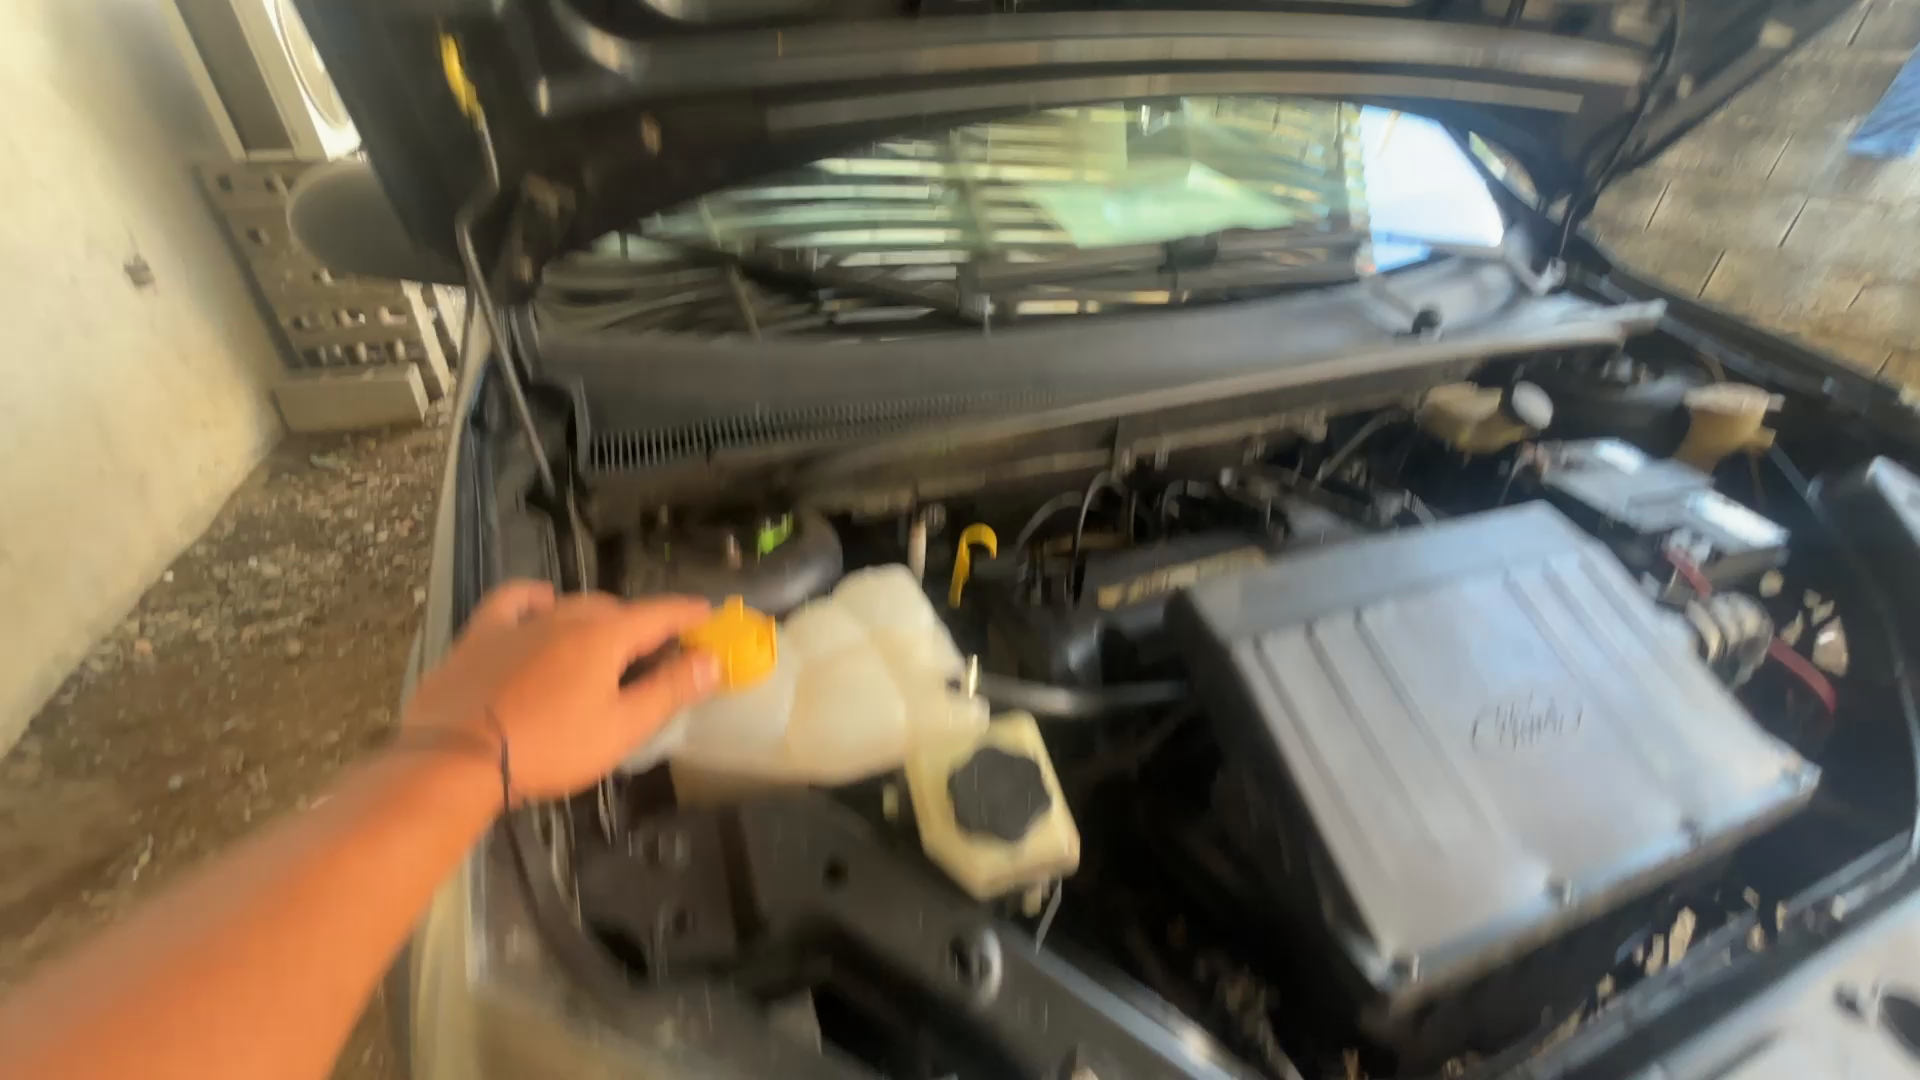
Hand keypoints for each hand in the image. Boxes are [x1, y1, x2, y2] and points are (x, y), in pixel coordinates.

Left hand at [400, 582, 720, 799]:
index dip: (689, 614)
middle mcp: (565, 617)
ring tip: (606, 641)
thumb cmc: (548, 748)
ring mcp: (518, 624)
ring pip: (571, 605)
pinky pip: (514, 601)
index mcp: (604, 637)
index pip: (660, 614)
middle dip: (644, 624)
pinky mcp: (479, 637)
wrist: (450, 764)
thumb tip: (711, 660)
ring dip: (599, 617)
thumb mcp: (621, 728)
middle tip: (656, 653)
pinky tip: (543, 607)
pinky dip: (536, 600)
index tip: (709, 615)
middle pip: (618, 610)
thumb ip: (669, 690)